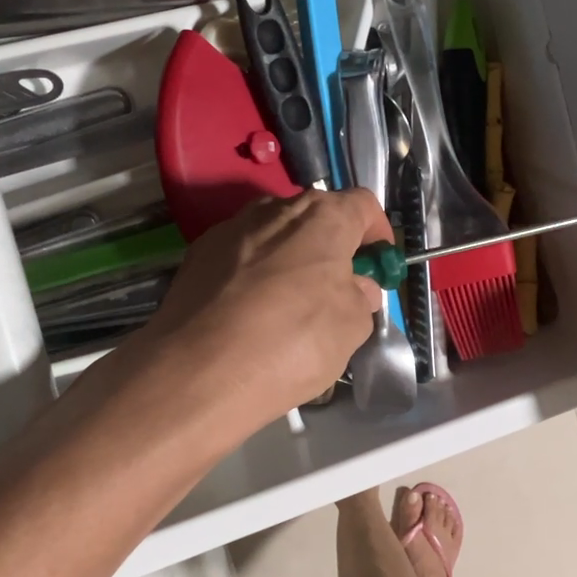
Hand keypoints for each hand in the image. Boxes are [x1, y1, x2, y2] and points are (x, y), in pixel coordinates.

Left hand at [131, 190, 392, 426]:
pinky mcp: (198, 255)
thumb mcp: (351, 328)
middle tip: (337, 290)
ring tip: (290, 307)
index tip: (378, 266)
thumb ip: (360, 297)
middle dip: (332, 247)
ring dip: (290, 259)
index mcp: (323, 217)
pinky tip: (250, 315)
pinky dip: (253, 276)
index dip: (377, 233)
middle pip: (316, 216)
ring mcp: (231, 229)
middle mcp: (275, 208)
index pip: (363, 205)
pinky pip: (241, 257)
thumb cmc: (291, 343)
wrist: (197, 371)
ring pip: (274, 235)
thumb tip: (355, 288)